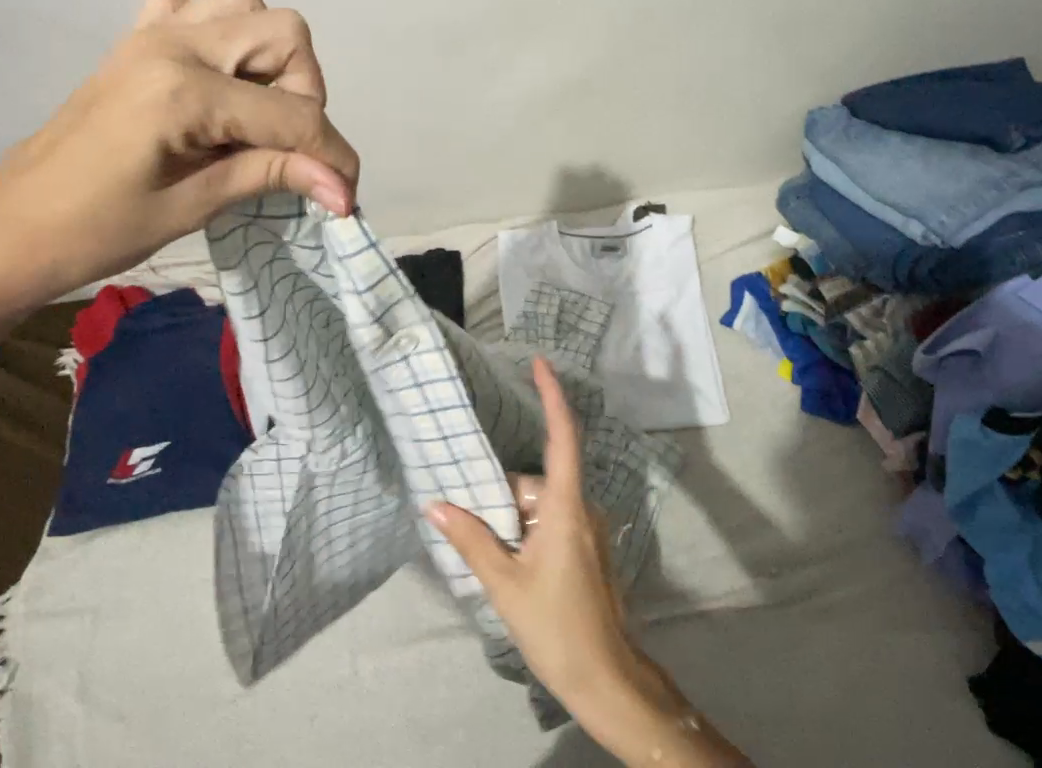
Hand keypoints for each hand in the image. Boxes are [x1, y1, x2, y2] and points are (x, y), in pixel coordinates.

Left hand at [0, 0, 359, 303]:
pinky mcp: (137, 40)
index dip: (331, 156)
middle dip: (307, 93)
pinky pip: (191, 5)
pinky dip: (218, 34)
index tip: (346, 197)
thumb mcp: (194, 206)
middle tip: (286, 147)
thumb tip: (344, 189)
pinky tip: (213, 79)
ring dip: (270, 54)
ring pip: (245, 3)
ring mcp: (152, 33)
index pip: (292, 113)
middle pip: (285, 32)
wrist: (12, 225)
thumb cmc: (97, 230)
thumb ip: (271, 175)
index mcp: (184, 90)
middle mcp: (173, 43)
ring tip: (255, 109)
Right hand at [427, 359, 645, 703]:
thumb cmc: (555, 628)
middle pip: (537, 480)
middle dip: (502, 496)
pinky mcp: (588, 551)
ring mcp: (588, 532)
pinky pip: (552, 524)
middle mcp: (582, 510)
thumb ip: (471, 540)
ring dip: (513, 520)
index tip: (540, 363)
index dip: (553, 396)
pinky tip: (507, 564)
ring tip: (488, 557)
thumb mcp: (504, 584)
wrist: (606, 677)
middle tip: (469, 525)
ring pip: (541, 505)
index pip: (562, 437)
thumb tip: (435, 505)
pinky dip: (526, 532)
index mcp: (565, 508)